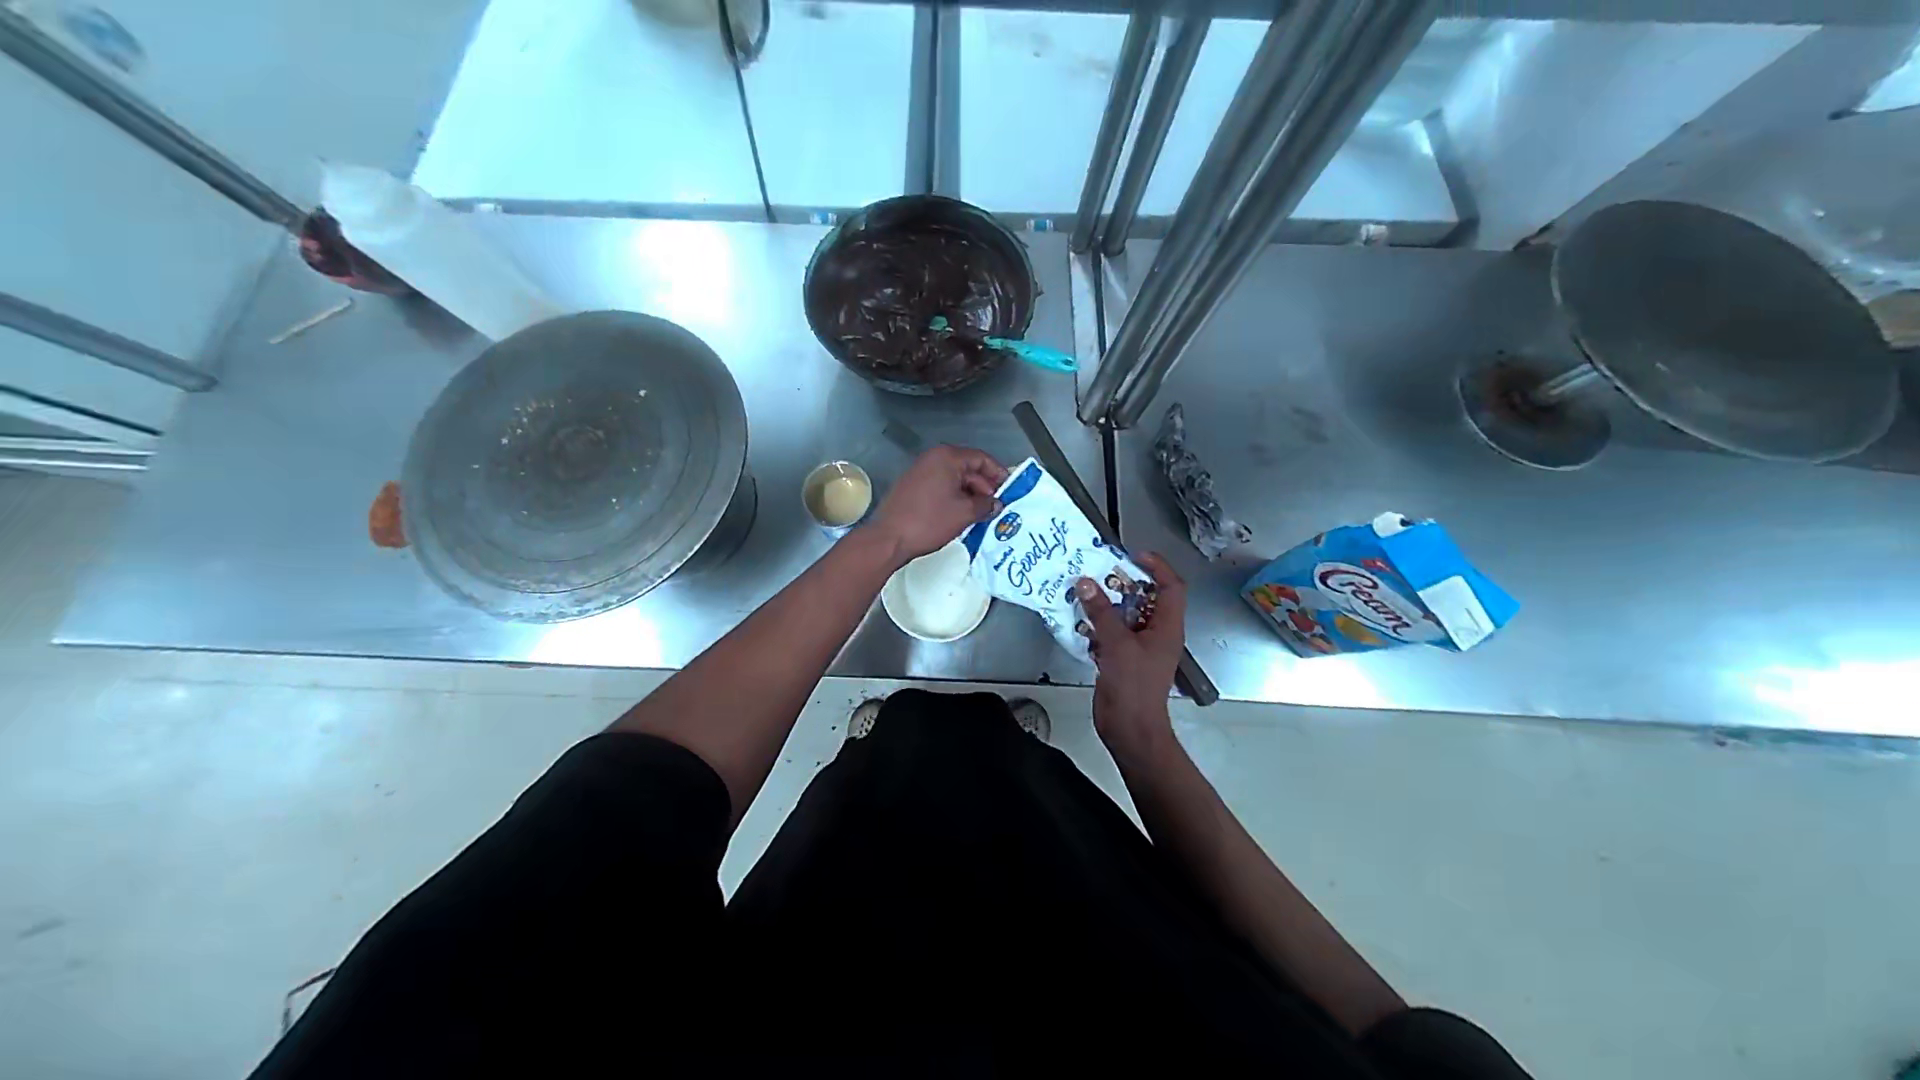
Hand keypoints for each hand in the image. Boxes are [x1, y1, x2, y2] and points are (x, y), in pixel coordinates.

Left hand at [865, 445, 1007, 565]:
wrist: (889, 538)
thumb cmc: (928, 521)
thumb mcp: (964, 513)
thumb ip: (986, 505)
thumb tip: (996, 504)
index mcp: (947, 457)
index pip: (981, 459)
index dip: (998, 474)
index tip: (1009, 489)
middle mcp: (932, 459)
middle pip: (968, 468)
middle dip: (985, 487)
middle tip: (997, 507)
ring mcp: (920, 472)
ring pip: (954, 479)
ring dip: (970, 495)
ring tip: (982, 515)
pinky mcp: (913, 487)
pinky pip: (941, 487)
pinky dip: (954, 498)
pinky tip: (962, 516)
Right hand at [1075, 552, 1186, 761]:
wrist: (1130, 728)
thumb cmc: (1134, 687)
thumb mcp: (1117, 644)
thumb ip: (1101, 612)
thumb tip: (1086, 583)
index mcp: (1168, 628)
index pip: (1171, 587)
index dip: (1157, 567)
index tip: (1134, 555)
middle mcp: (1157, 634)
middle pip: (1146, 599)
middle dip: (1124, 584)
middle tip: (1100, 573)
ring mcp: (1140, 647)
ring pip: (1126, 616)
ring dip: (1107, 604)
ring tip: (1085, 592)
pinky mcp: (1123, 659)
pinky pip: (1112, 633)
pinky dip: (1098, 625)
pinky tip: (1079, 621)